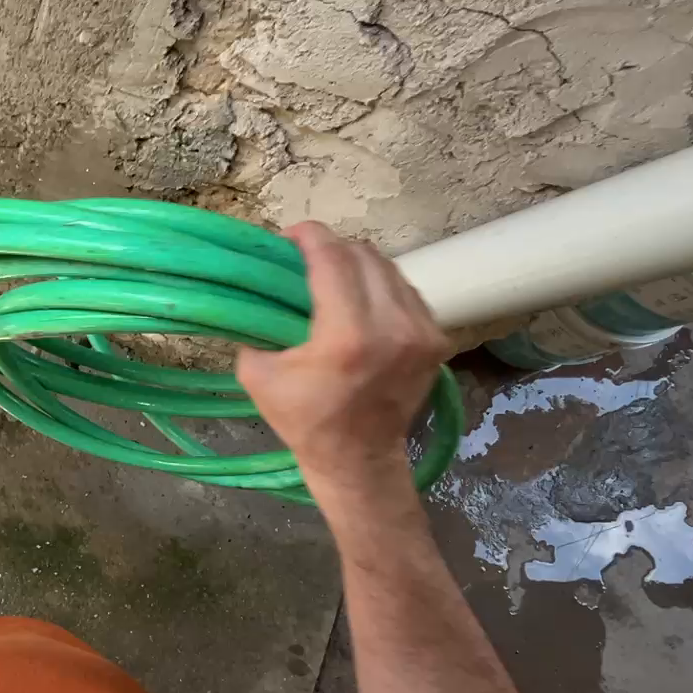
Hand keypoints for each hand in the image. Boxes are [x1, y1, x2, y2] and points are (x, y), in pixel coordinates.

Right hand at [235, 222, 448, 495]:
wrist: (357, 456)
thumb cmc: (303, 420)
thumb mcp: (257, 375)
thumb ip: (257, 329)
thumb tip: (258, 298)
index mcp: (346, 336)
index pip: (333, 260)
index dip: (309, 237)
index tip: (289, 235)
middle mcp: (392, 326)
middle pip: (364, 256)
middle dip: (332, 248)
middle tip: (305, 258)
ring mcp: (421, 331)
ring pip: (390, 269)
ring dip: (357, 264)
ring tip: (332, 275)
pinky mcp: (435, 338)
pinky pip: (406, 291)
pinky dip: (380, 285)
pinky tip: (359, 298)